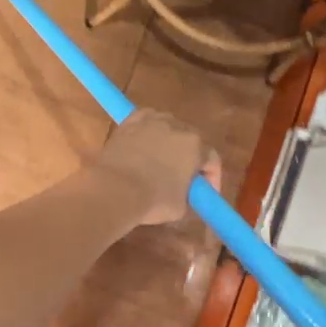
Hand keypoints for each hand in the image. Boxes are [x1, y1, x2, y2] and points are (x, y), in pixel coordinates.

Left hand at [87, 109, 221, 226]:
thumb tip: (181, 193)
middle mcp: (176, 126)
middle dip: (190, 155)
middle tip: (184, 174)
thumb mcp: (181, 207)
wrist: (114, 188)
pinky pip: (144, 119)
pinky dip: (147, 128)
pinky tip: (144, 140)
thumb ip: (187, 194)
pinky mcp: (128, 122)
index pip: (211, 159)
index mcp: (195, 146)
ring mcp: (150, 121)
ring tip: (162, 156)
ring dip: (169, 139)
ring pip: (167, 125)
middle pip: (190, 138)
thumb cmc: (153, 200)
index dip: (211, 177)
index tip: (205, 192)